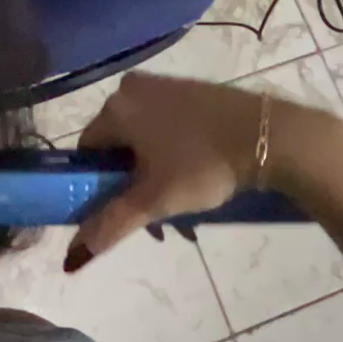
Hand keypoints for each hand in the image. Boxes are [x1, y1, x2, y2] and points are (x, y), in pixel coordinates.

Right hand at [68, 72, 342, 270]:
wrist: (269, 135)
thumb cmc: (203, 165)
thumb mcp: (155, 200)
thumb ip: (112, 224)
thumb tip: (73, 257)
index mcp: (113, 109)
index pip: (87, 151)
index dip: (99, 183)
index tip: (123, 206)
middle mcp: (130, 89)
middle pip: (117, 144)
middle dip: (132, 183)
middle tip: (158, 213)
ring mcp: (162, 85)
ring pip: (142, 135)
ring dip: (153, 170)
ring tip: (182, 201)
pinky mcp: (189, 88)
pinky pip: (165, 122)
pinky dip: (171, 149)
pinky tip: (196, 172)